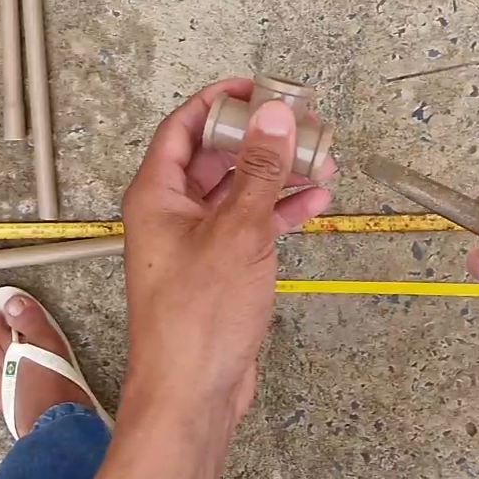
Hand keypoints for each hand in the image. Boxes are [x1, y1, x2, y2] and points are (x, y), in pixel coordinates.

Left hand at [120, 79, 334, 425]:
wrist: (193, 392)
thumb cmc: (199, 313)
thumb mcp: (236, 232)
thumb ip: (258, 171)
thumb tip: (274, 114)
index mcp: (156, 193)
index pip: (183, 126)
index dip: (217, 101)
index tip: (256, 87)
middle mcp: (172, 210)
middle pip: (216, 156)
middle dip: (258, 138)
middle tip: (301, 123)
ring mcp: (197, 239)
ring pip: (239, 190)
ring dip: (276, 174)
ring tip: (321, 159)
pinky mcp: (220, 266)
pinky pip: (250, 224)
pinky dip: (279, 211)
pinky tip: (315, 200)